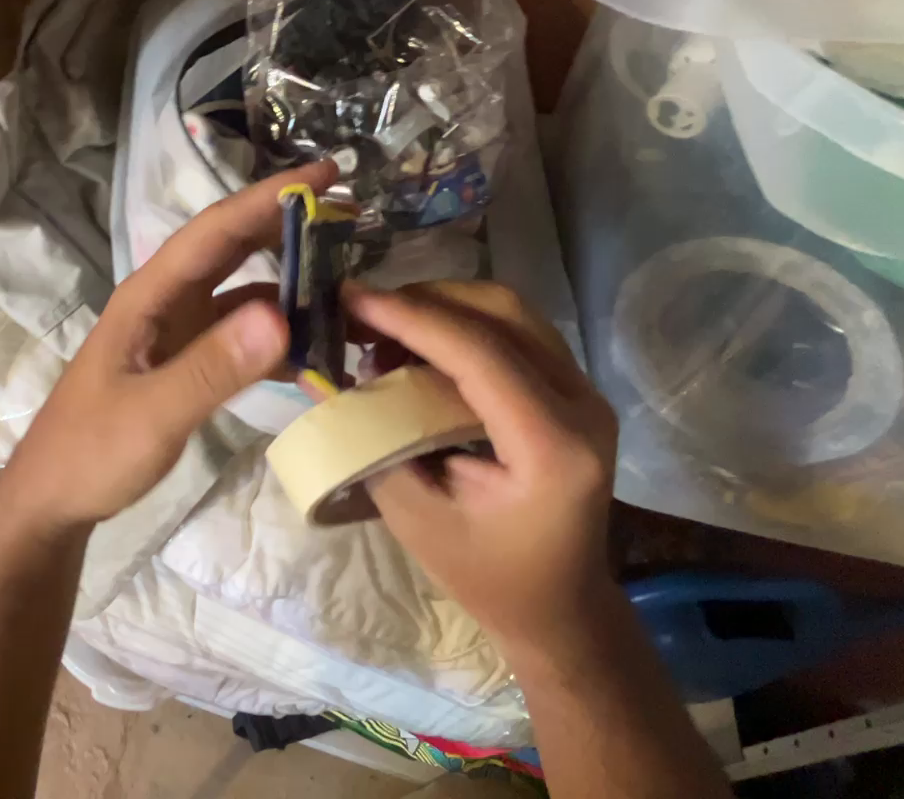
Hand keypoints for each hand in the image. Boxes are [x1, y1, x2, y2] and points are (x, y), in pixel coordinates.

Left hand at [0, 161, 339, 533]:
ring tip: (350, 288)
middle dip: (288, 227)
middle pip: (232, 250)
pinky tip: (316, 352)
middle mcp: (166, 303)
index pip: (215, 231)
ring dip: (291, 288)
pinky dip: (278, 339)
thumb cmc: (90, 452)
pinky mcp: (186, 365)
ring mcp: (176, 334)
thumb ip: (212, 368)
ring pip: (243, 295)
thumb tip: (283, 315)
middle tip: (351, 215)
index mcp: (149, 296)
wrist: (53, 498)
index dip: (268, 198)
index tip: (327, 173)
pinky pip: (241, 339)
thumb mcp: (152, 413)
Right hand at [345, 281, 619, 647]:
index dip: (410, 317)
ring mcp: (584, 391)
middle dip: (423, 299)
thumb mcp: (414, 517)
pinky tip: (414, 342)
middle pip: (501, 312)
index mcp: (552, 447)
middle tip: (359, 313)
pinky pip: (512, 330)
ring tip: (380, 326)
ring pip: (508, 311)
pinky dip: (458, 322)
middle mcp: (582, 405)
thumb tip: (320, 377)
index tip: (350, 298)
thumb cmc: (486, 574)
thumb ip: (369, 441)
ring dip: (439, 305)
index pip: (479, 353)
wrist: (560, 604)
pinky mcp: (570, 388)